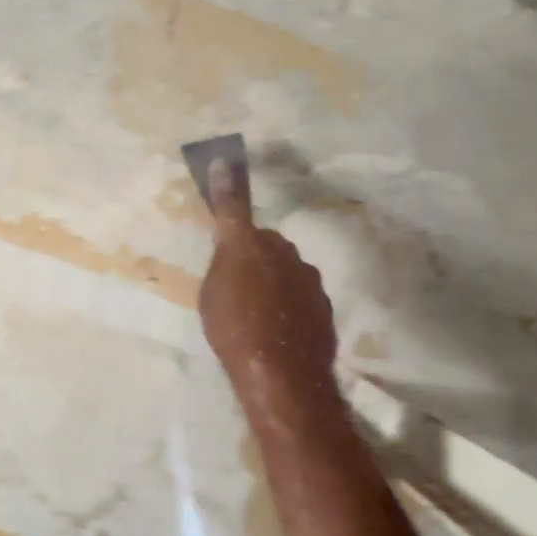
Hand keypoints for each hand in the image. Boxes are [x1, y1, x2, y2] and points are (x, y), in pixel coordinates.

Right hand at [198, 159, 338, 417]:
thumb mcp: (213, 293)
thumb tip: (232, 239)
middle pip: (268, 245)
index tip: (224, 161)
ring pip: (288, 273)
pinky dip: (290, 308)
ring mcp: (309, 281)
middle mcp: (286, 253)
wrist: (281, 374)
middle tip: (237, 286)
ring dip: (275, 284)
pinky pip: (301, 299)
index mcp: (252, 245)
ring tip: (258, 318)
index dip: (228, 188)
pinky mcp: (324, 308)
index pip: (236, 211)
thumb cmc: (234, 329)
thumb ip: (224, 260)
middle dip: (256, 257)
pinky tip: (278, 332)